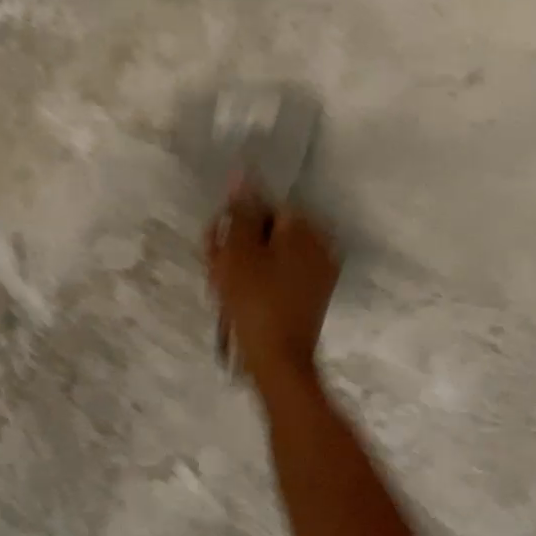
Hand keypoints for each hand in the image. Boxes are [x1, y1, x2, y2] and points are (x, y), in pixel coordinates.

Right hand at [205, 176, 339, 385]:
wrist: (276, 361)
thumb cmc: (254, 301)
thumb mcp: (237, 250)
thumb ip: (239, 210)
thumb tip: (241, 174)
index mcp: (306, 230)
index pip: (265, 204)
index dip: (236, 219)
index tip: (218, 238)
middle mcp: (319, 246)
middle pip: (268, 228)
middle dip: (238, 240)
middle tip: (216, 261)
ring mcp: (317, 273)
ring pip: (269, 251)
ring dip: (243, 260)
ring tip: (221, 282)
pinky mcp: (309, 296)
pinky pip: (277, 273)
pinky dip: (256, 278)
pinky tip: (235, 295)